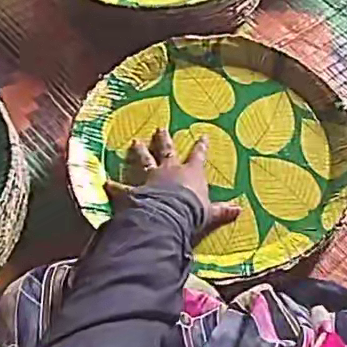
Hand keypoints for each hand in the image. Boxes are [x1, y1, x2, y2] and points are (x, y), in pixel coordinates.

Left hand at [106, 128, 242, 239]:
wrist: (168, 217)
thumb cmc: (192, 211)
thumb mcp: (210, 212)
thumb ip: (222, 210)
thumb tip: (240, 210)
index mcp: (190, 173)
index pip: (198, 156)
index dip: (201, 147)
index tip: (203, 136)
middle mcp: (170, 171)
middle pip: (167, 151)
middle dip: (164, 140)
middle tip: (159, 129)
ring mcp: (150, 179)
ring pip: (144, 161)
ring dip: (140, 152)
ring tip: (135, 142)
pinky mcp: (133, 192)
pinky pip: (122, 188)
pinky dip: (113, 186)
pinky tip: (105, 182)